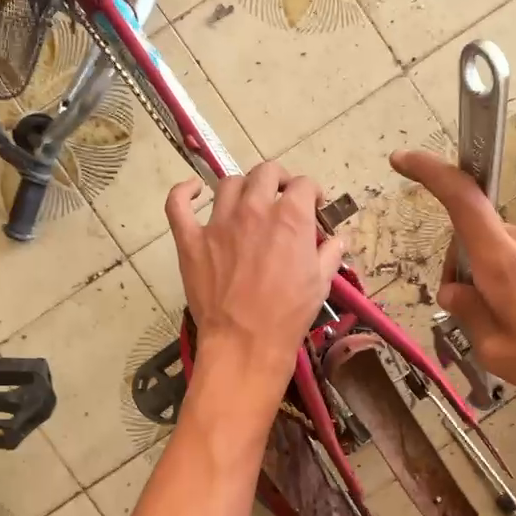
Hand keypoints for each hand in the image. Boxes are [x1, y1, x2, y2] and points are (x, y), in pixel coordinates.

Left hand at [166, 162, 342, 384]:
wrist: (245, 342)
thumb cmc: (289, 315)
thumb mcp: (321, 283)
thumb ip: (330, 254)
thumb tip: (337, 240)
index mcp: (290, 218)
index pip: (302, 185)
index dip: (311, 192)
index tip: (313, 205)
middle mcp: (254, 210)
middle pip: (266, 173)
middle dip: (279, 180)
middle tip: (282, 196)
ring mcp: (218, 222)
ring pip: (229, 184)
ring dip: (244, 187)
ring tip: (248, 201)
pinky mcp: (191, 239)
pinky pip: (178, 203)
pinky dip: (185, 191)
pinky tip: (193, 190)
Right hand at [390, 150, 515, 419]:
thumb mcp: (497, 352)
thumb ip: (467, 315)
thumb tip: (453, 292)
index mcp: (503, 260)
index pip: (460, 198)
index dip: (429, 172)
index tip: (402, 160)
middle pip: (473, 235)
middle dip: (460, 269)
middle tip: (470, 315)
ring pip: (497, 251)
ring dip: (488, 280)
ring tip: (509, 327)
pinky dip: (511, 283)